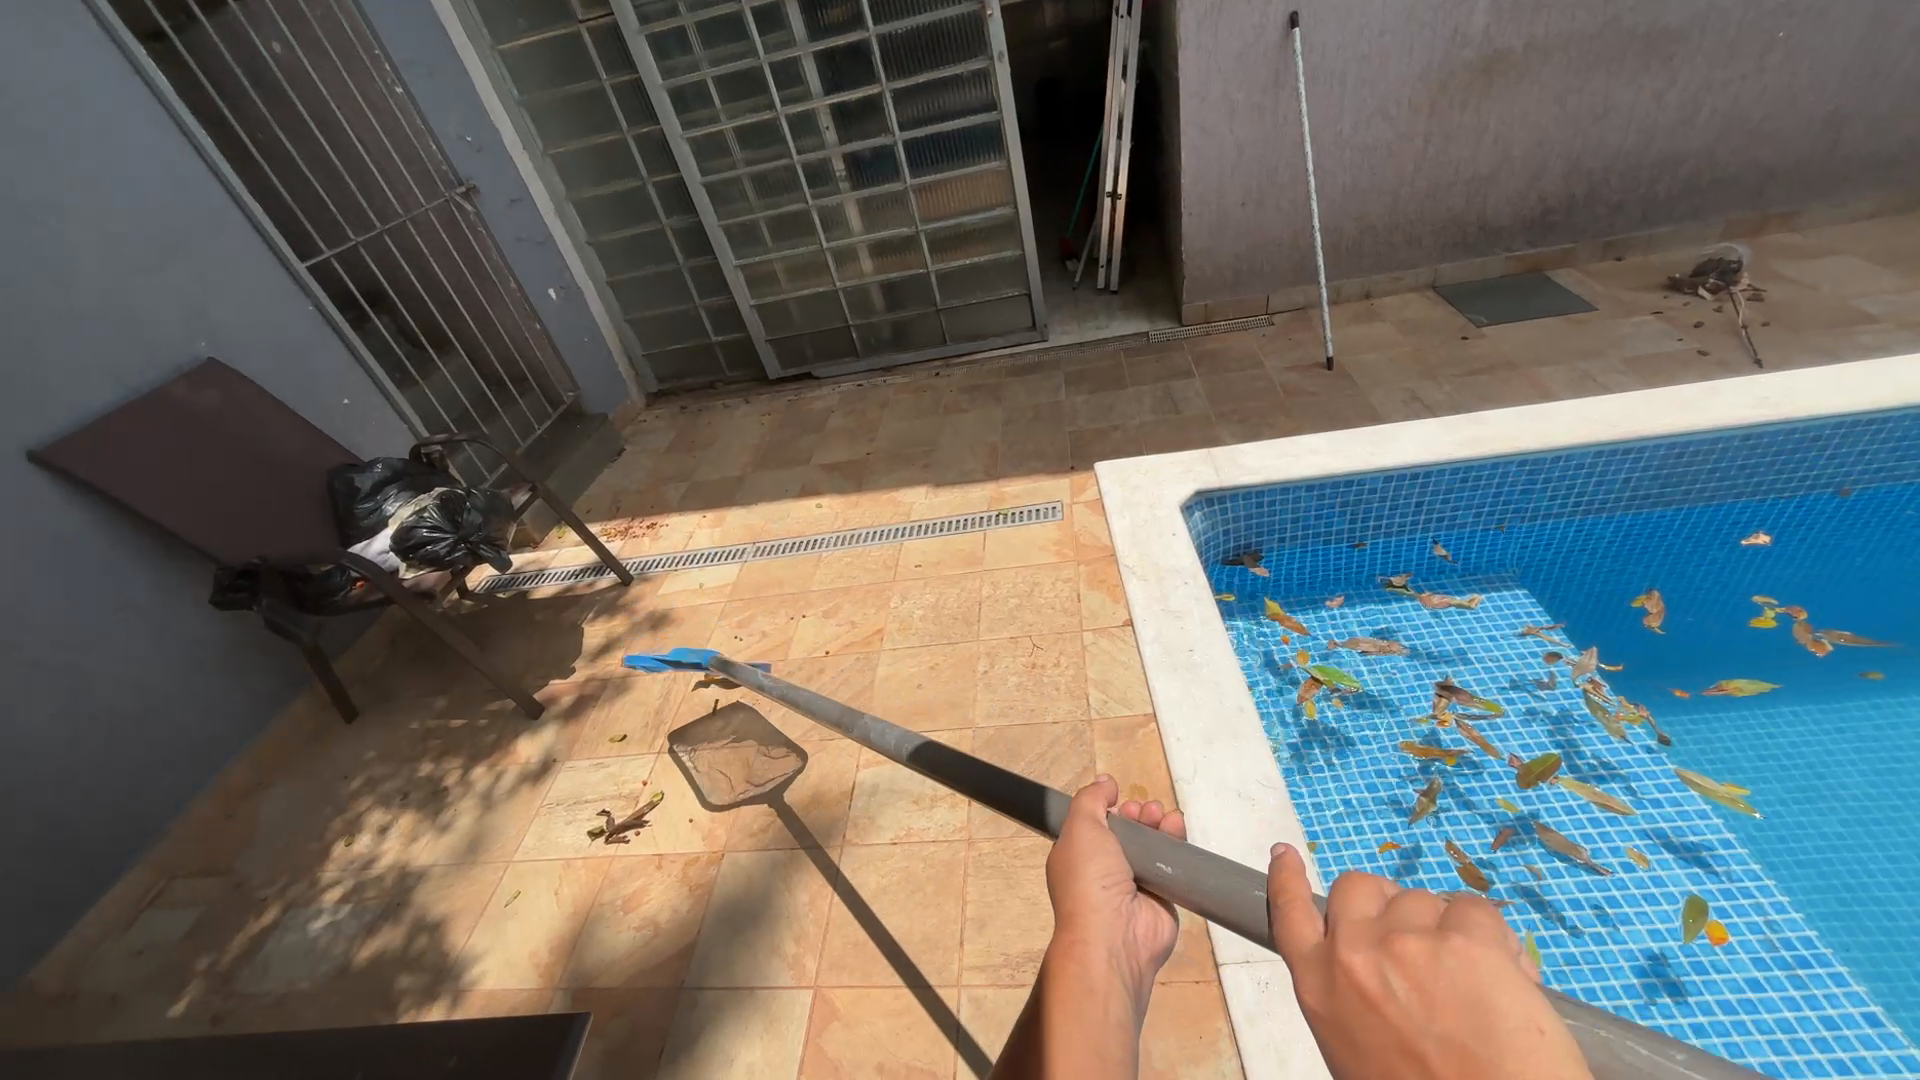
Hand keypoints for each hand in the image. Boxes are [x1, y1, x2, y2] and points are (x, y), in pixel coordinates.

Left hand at [1045, 774, 1186, 1015]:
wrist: (1114, 935)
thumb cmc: (1090, 877)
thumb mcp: (1080, 827)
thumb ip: (1090, 799)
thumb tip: (1105, 781)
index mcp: (1077, 856)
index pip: (1095, 825)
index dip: (1108, 809)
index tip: (1119, 799)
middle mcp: (1103, 871)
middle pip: (1125, 832)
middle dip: (1137, 815)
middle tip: (1146, 810)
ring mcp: (1134, 885)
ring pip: (1150, 845)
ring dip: (1157, 824)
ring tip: (1164, 816)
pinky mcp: (1162, 897)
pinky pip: (1171, 864)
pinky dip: (1176, 843)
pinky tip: (1178, 828)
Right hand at [1267, 843, 1591, 1079]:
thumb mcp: (1355, 1052)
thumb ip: (1349, 999)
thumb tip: (1374, 972)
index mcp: (1319, 986)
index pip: (1289, 911)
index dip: (1287, 877)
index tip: (1285, 852)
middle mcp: (1354, 952)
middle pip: (1359, 886)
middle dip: (1386, 902)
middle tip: (1417, 937)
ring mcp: (1409, 941)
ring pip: (1420, 899)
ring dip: (1442, 926)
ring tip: (1472, 977)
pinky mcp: (1468, 941)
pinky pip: (1475, 909)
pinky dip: (1492, 935)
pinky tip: (1506, 973)